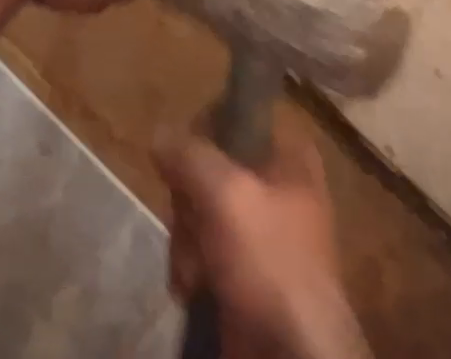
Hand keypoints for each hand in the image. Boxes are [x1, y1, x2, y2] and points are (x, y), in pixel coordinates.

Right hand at [155, 120, 366, 358]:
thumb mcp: (228, 195)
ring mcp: (256, 229)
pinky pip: (198, 248)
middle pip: (206, 167)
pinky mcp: (239, 268)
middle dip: (189, 203)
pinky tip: (195, 288)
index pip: (235, 115)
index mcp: (289, 155)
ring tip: (197, 270)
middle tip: (196, 222)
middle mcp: (274, 185)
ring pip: (196, 211)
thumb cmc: (270, 262)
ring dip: (185, 242)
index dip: (204, 133)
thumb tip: (160, 132)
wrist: (290, 352)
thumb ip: (190, 155)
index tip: (189, 158)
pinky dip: (190, 268)